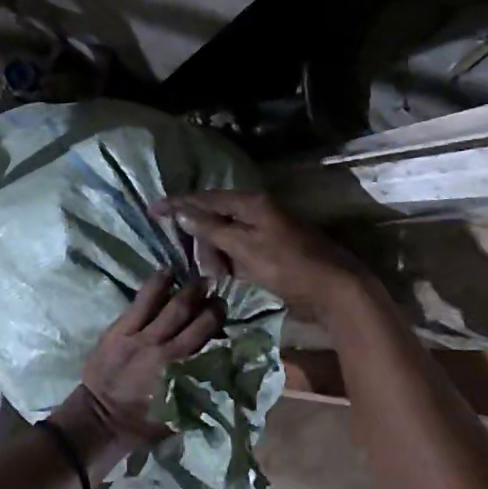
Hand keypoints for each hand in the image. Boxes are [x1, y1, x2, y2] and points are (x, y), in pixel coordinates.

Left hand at [74, 269, 223, 442]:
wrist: (97, 421)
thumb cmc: (141, 424)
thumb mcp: (177, 413)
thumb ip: (198, 390)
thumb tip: (220, 369)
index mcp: (176, 370)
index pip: (203, 336)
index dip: (215, 319)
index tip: (224, 308)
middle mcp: (160, 348)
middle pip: (186, 314)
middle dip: (204, 299)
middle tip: (214, 288)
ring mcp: (136, 336)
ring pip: (164, 303)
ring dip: (183, 287)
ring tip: (195, 276)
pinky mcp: (118, 330)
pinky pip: (139, 302)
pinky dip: (155, 286)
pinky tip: (165, 273)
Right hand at [151, 191, 378, 321]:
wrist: (335, 290)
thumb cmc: (289, 265)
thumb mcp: (246, 247)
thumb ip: (213, 230)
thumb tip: (183, 213)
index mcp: (252, 203)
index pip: (206, 198)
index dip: (178, 204)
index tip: (152, 211)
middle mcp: (257, 212)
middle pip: (215, 218)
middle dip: (202, 241)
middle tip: (204, 269)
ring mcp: (265, 232)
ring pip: (226, 238)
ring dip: (216, 256)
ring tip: (217, 278)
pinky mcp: (271, 252)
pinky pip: (239, 252)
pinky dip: (230, 263)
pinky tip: (226, 277)